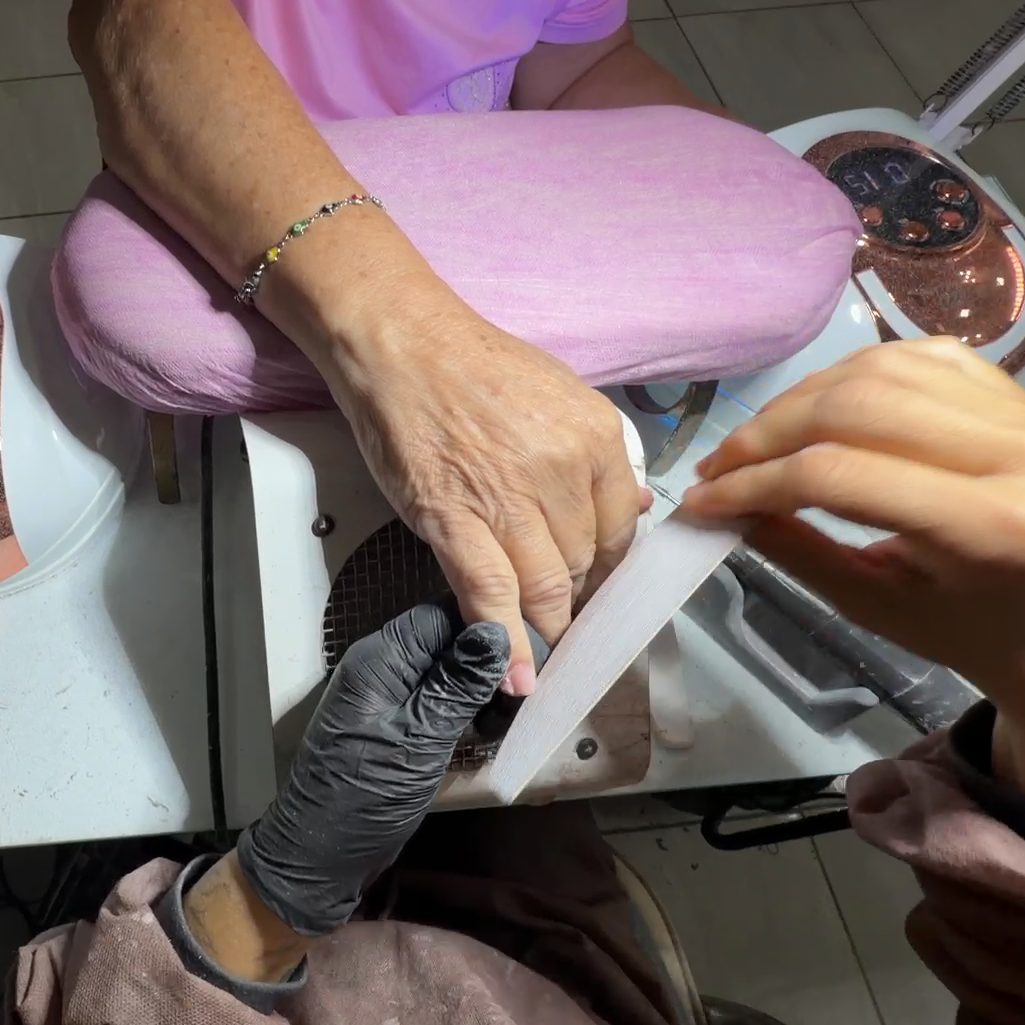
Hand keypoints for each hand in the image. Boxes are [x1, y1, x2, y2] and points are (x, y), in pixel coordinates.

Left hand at [236, 599, 509, 935]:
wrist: (322, 851)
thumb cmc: (368, 793)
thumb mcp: (422, 738)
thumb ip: (458, 684)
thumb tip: (496, 631)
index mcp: (380, 658)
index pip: (439, 615)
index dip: (485, 627)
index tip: (530, 656)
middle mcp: (378, 664)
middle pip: (442, 637)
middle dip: (485, 659)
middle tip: (524, 693)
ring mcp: (383, 692)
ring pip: (441, 667)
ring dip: (477, 686)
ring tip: (507, 715)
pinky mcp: (391, 718)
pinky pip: (432, 694)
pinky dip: (461, 706)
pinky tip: (486, 727)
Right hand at [328, 302, 642, 695]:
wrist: (400, 348)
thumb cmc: (470, 366)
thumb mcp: (556, 394)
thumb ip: (594, 456)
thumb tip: (625, 508)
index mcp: (596, 439)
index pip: (621, 529)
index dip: (607, 568)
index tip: (593, 586)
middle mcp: (562, 474)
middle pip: (584, 563)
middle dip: (575, 598)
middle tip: (563, 618)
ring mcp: (507, 501)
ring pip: (545, 587)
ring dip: (546, 626)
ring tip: (542, 651)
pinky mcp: (452, 521)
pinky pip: (489, 592)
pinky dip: (505, 641)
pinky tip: (515, 676)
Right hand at [682, 338, 1024, 816]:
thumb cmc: (972, 635)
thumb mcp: (867, 605)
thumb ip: (790, 546)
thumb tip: (716, 506)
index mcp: (994, 526)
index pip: (836, 473)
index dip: (751, 482)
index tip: (699, 501)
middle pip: (856, 406)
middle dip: (764, 434)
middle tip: (716, 469)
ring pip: (885, 370)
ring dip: (798, 401)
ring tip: (759, 440)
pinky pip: (925, 360)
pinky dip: (852, 376)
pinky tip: (818, 409)